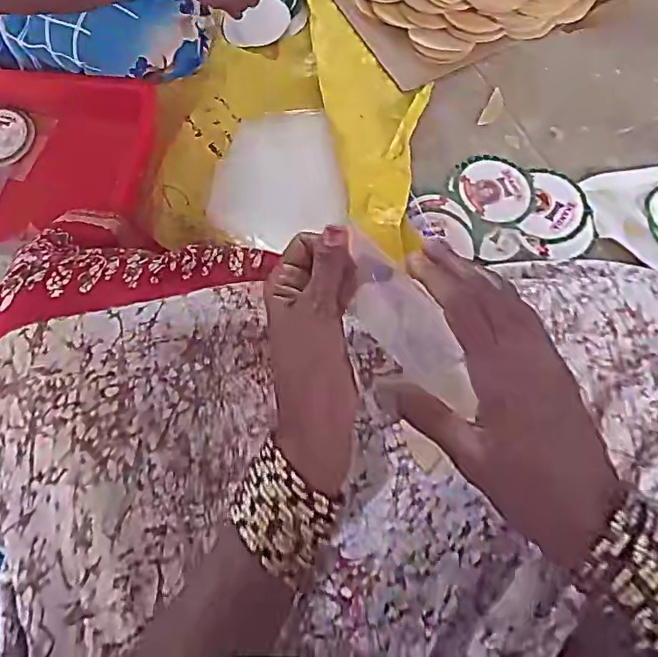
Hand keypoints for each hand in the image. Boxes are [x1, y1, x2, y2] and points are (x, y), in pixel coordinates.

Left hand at [266, 228, 359, 495]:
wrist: (320, 430)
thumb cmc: (314, 370)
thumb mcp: (319, 313)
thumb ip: (328, 269)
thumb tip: (336, 226)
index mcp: (281, 286)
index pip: (305, 243)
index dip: (329, 244)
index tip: (356, 257)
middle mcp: (294, 294)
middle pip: (320, 257)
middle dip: (343, 258)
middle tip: (371, 271)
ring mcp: (313, 312)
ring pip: (333, 277)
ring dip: (352, 273)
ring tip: (376, 281)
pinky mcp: (330, 328)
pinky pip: (342, 296)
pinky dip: (355, 290)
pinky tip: (372, 293)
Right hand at [380, 243, 623, 570]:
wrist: (593, 512)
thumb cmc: (528, 487)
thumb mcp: (472, 459)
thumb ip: (429, 416)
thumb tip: (384, 387)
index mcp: (500, 371)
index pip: (464, 310)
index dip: (438, 280)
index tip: (413, 259)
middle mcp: (523, 352)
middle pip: (487, 295)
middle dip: (456, 266)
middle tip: (427, 244)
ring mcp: (544, 355)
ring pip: (510, 300)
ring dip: (480, 274)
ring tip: (453, 257)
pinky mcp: (555, 363)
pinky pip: (526, 314)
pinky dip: (504, 293)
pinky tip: (493, 292)